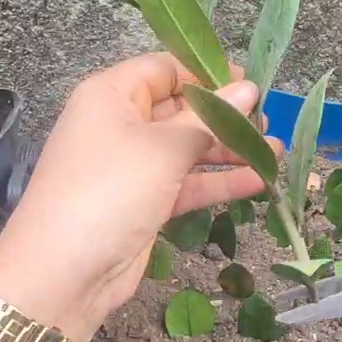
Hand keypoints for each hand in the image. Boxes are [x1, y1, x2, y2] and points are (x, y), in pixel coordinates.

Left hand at [0, 54, 274, 341]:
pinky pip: (188, 183)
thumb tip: (249, 88)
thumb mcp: (163, 148)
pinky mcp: (146, 202)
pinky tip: (259, 182)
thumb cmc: (110, 192)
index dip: (207, 73)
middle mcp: (121, 124)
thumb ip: (210, 118)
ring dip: (230, 150)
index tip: (252, 84)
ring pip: (188, 149)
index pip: (165, 68)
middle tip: (269, 122)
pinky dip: (219, 182)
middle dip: (225, 115)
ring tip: (276, 152)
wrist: (65, 273)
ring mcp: (134, 167)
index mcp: (112, 95)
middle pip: (181, 108)